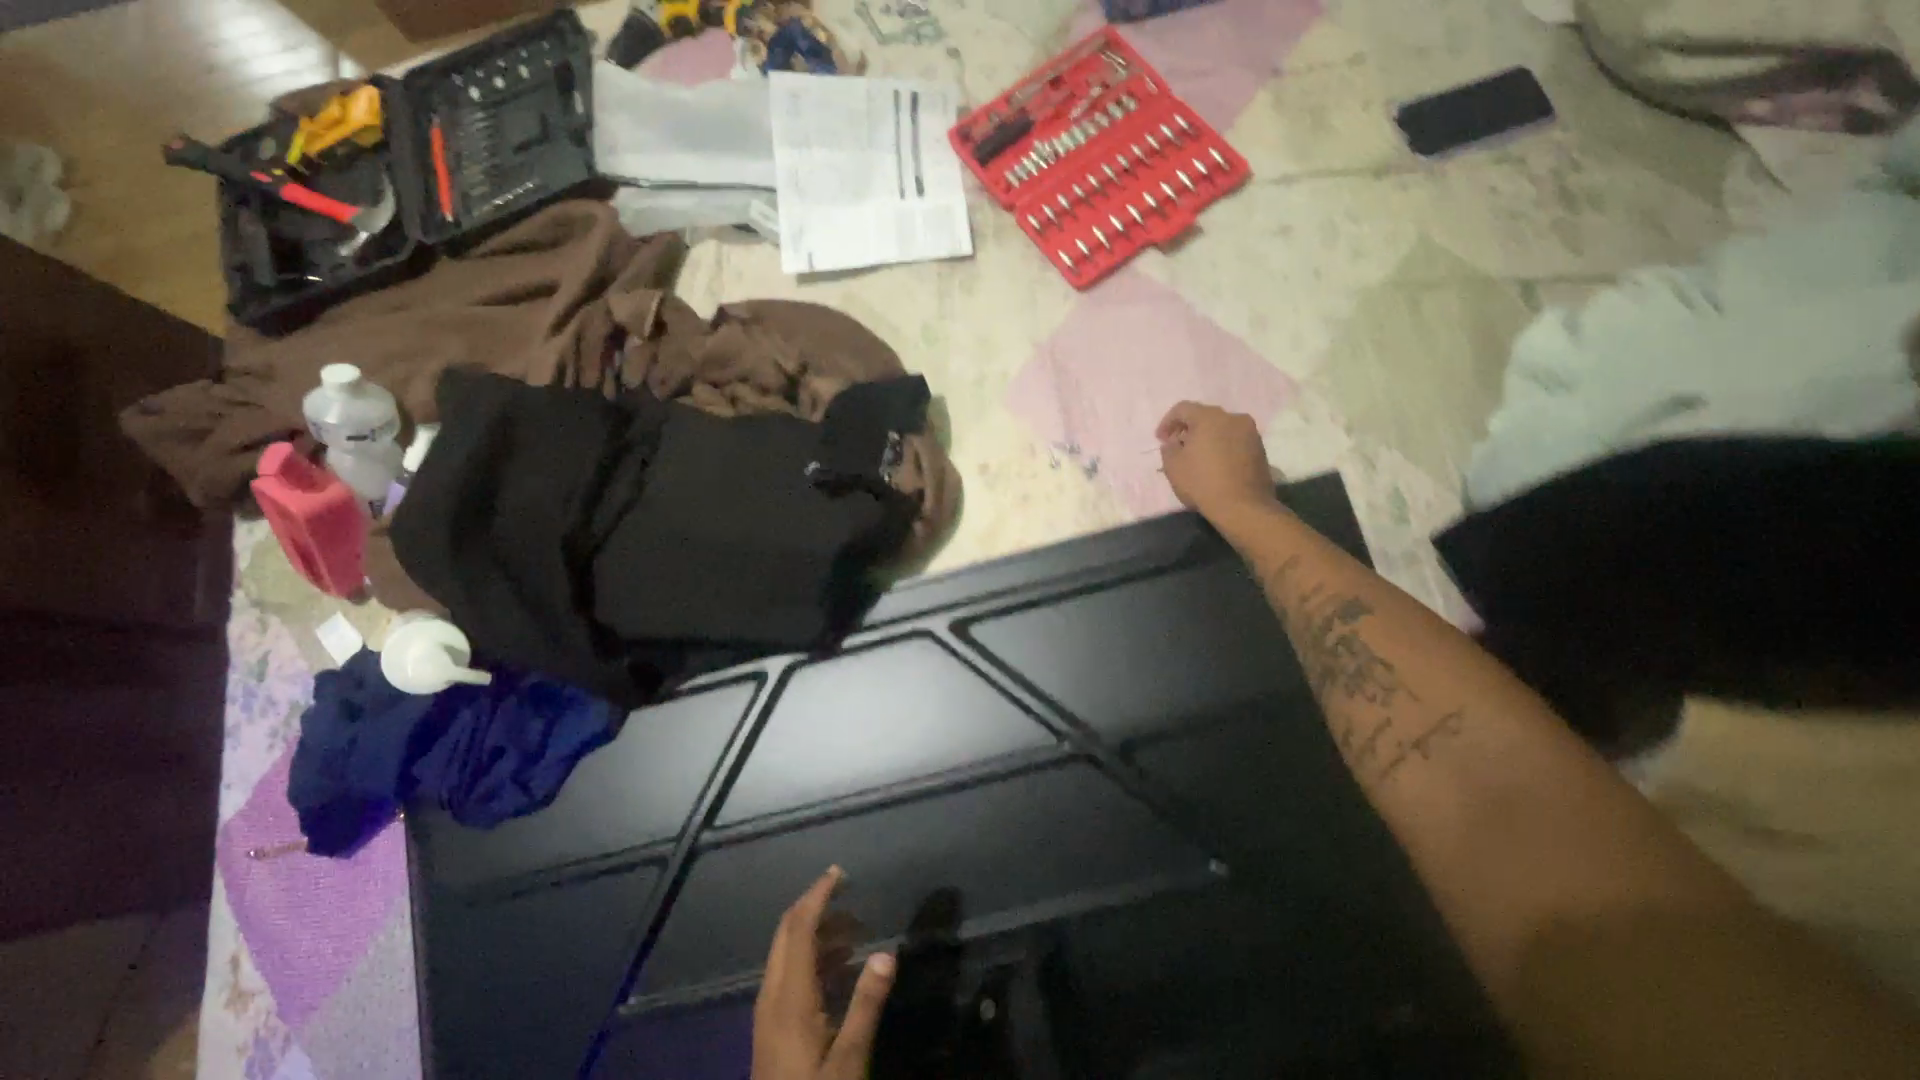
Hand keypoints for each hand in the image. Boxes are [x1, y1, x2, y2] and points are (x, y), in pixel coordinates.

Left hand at [753, 867, 895, 1079]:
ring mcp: (769, 1012)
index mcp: (789, 996)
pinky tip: (841, 968)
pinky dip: (813, 958)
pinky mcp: (772, 1027)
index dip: (818, 896)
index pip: (799, 927)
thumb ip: (866, 1004)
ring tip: (857, 932)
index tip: (841, 874)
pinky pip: (790, 974)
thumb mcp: (848, 1059)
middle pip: (787, 934)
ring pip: (787, 954)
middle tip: (851, 895)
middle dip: (816, 908)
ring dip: (817, 934)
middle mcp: (772, 995)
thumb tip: (888, 953)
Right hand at [1156, 402, 1280, 519]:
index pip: (1183, 409)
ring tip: (1198, 457)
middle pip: (1204, 416)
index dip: (1167, 422)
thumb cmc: (1203, 483)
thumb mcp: (1173, 467)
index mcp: (1209, 417)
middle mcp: (1232, 417)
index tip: (1160, 440)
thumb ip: (1168, 448)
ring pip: (1221, 428)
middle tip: (1178, 447)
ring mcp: (1250, 432)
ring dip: (1207, 438)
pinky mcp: (1260, 448)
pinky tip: (1216, 464)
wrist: (1243, 506)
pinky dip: (1222, 446)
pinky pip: (1234, 440)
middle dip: (1188, 429)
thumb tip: (1174, 442)